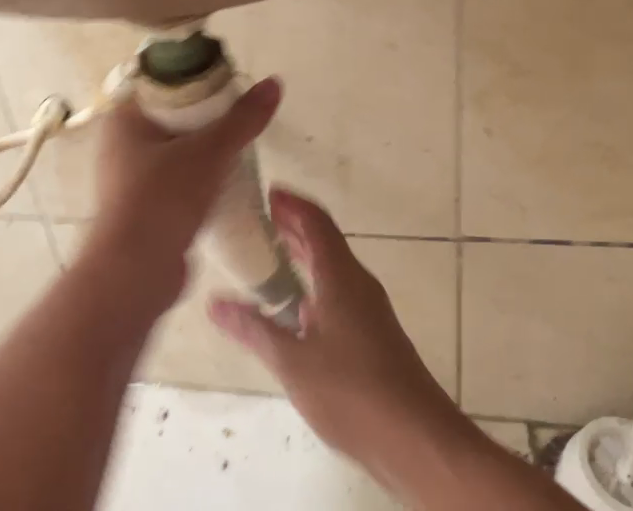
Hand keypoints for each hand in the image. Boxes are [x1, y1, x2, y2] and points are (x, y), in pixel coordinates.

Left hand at [78, 76, 282, 310]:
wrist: (135, 273)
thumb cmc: (163, 200)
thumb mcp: (209, 153)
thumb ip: (242, 119)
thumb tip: (274, 83)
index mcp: (124, 119)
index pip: (163, 84)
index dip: (198, 81)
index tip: (233, 87)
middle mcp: (121, 144)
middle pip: (172, 118)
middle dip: (208, 119)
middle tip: (243, 120)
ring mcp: (129, 179)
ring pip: (176, 152)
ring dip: (206, 152)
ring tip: (241, 150)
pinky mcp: (143, 209)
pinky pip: (176, 182)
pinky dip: (200, 180)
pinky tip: (228, 184)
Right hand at [208, 190, 465, 467]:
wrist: (417, 439)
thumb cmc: (353, 392)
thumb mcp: (292, 361)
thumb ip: (253, 329)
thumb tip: (215, 302)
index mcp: (340, 277)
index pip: (315, 221)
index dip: (290, 203)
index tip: (263, 192)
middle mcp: (357, 284)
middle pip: (323, 241)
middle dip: (291, 226)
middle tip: (255, 220)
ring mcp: (369, 310)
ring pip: (331, 268)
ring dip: (301, 256)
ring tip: (265, 257)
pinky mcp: (373, 335)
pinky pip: (337, 292)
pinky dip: (311, 284)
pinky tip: (292, 308)